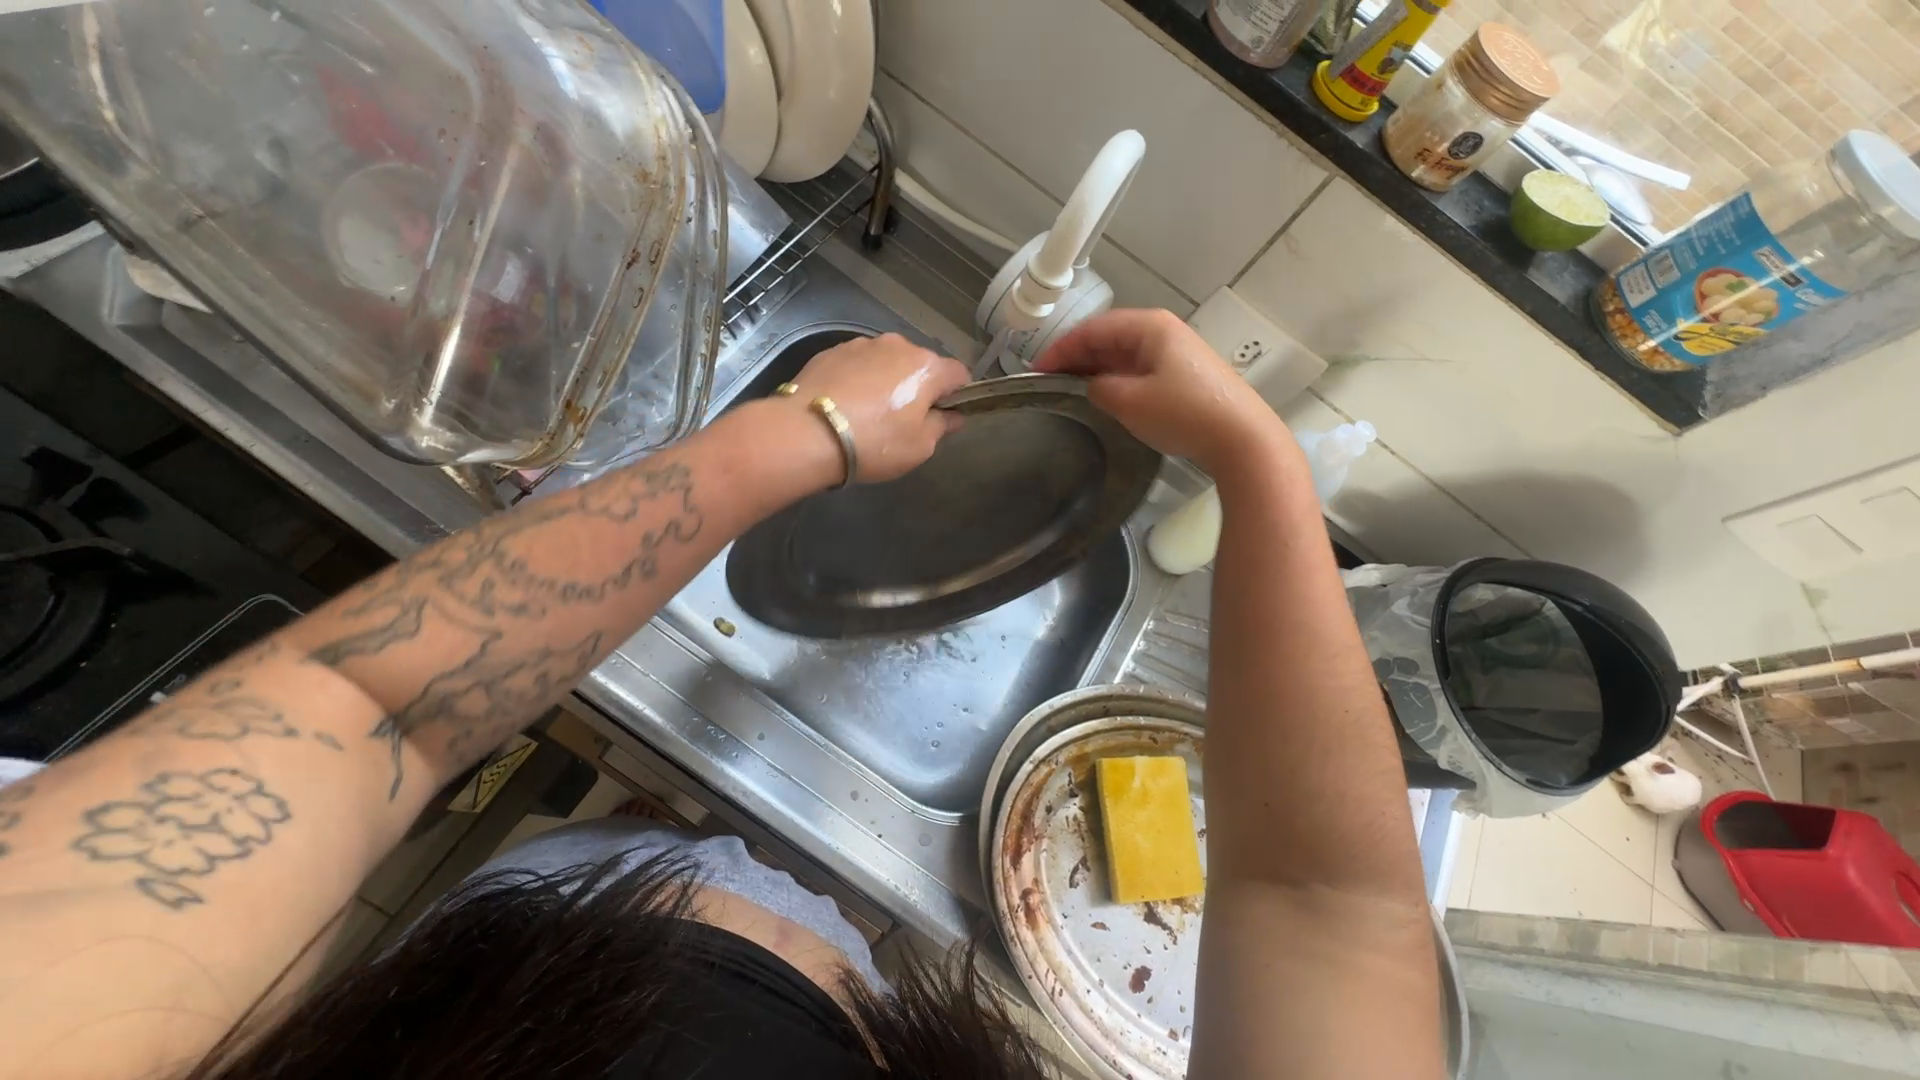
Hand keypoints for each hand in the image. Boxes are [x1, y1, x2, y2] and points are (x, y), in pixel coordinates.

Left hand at [782, 333, 971, 483]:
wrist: (806, 433)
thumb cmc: (874, 443)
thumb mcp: (919, 447)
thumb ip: (941, 427)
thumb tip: (952, 416)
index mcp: (927, 367)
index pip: (959, 374)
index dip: (957, 396)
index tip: (944, 416)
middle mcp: (898, 345)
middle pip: (920, 365)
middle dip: (918, 387)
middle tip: (903, 420)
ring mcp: (862, 344)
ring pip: (887, 362)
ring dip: (886, 381)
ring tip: (869, 413)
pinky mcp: (832, 351)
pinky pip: (857, 365)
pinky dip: (858, 380)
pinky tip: (845, 405)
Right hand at [1033, 309, 1291, 472]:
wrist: (1242, 438)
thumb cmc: (1183, 413)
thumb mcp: (1128, 401)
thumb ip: (1099, 389)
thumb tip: (1094, 387)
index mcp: (1149, 326)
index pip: (1093, 329)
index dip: (1060, 349)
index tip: (1036, 371)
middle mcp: (1164, 332)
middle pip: (1110, 338)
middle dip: (1077, 358)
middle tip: (1050, 381)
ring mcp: (1178, 354)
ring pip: (1126, 355)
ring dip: (1097, 370)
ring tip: (1071, 391)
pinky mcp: (1187, 376)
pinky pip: (1142, 370)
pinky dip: (1119, 380)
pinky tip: (1107, 399)